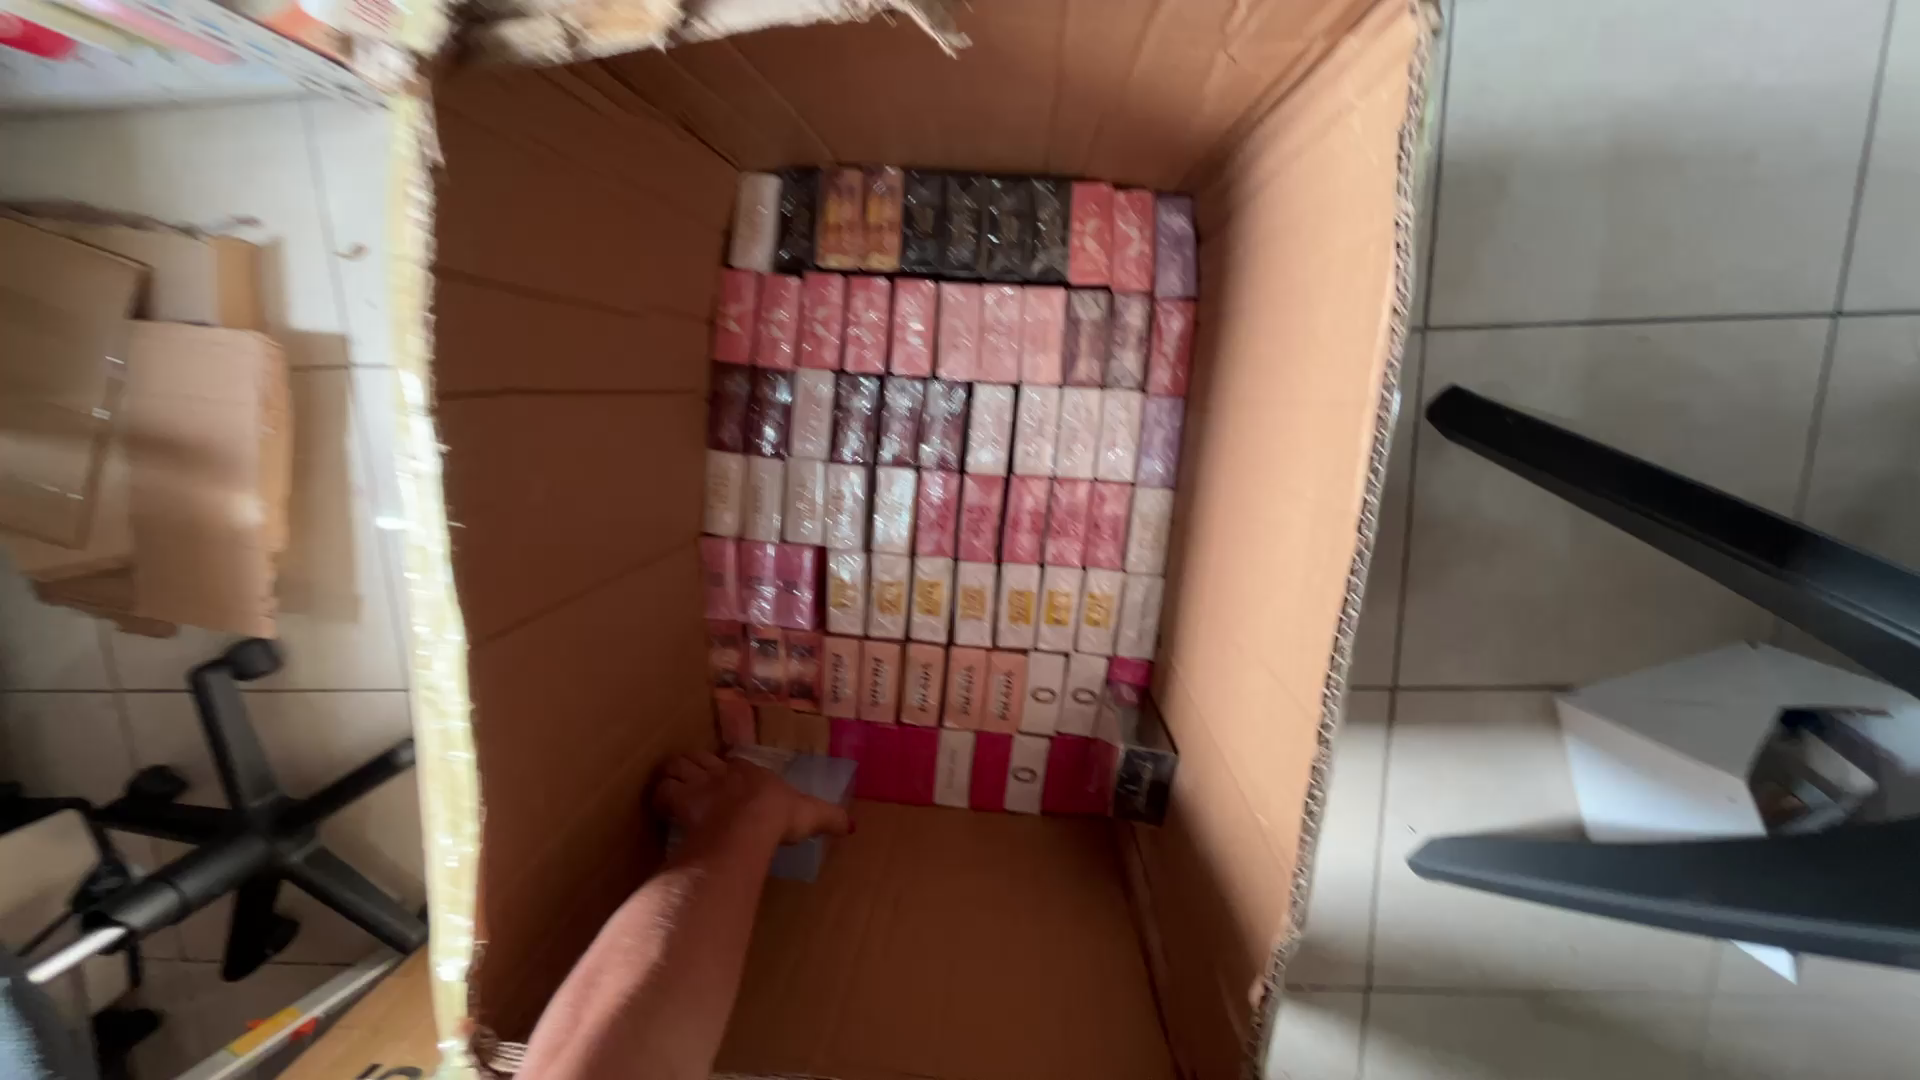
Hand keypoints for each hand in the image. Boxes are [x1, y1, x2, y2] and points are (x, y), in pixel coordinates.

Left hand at [654, 752, 851, 844]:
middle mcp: (722, 772)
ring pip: (676, 768)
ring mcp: (698, 785)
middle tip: (693, 780)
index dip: (727, 769)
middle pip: (699, 759)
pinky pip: (662, 791)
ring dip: (674, 777)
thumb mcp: (812, 815)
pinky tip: (663, 807)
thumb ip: (830, 818)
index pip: (732, 761)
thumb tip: (852, 825)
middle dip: (694, 766)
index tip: (727, 778)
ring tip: (673, 789)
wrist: (750, 823)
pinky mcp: (679, 801)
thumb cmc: (780, 815)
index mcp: (750, 771)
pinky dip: (660, 797)